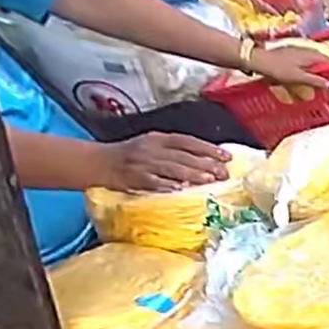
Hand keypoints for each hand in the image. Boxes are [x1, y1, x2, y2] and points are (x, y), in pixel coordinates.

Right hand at [101, 132, 229, 191]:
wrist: (100, 162)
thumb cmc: (135, 157)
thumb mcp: (155, 147)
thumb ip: (180, 153)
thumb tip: (213, 161)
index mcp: (158, 139)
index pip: (186, 141)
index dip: (208, 148)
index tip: (227, 157)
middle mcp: (151, 149)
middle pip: (182, 155)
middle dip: (205, 164)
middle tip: (224, 173)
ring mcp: (143, 163)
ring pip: (171, 168)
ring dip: (191, 173)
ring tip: (209, 179)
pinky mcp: (136, 177)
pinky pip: (154, 182)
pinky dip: (167, 185)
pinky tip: (181, 189)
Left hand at [247, 44, 328, 88]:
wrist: (258, 60)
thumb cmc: (279, 69)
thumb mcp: (299, 77)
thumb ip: (316, 81)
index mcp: (308, 56)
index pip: (327, 60)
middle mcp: (303, 51)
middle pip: (321, 59)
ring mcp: (296, 51)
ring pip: (313, 60)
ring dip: (320, 69)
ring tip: (324, 80)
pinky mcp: (290, 54)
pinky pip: (306, 61)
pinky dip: (311, 68)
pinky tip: (310, 76)